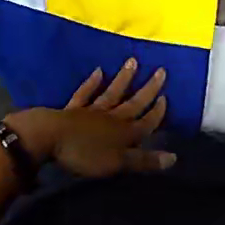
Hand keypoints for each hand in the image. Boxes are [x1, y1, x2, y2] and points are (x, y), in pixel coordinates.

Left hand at [6, 59, 175, 177]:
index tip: (166, 97)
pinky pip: (86, 93)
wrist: (50, 137)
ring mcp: (91, 110)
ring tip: (133, 61)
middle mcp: (111, 118)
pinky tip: (98, 71)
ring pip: (112, 93)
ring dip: (124, 78)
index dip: (157, 112)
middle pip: (133, 102)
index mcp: (124, 133)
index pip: (146, 122)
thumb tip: (174, 157)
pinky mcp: (73, 109)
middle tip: (160, 70)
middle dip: (148, 89)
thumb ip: (144, 160)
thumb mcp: (118, 163)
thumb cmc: (85, 154)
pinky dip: (92, 83)